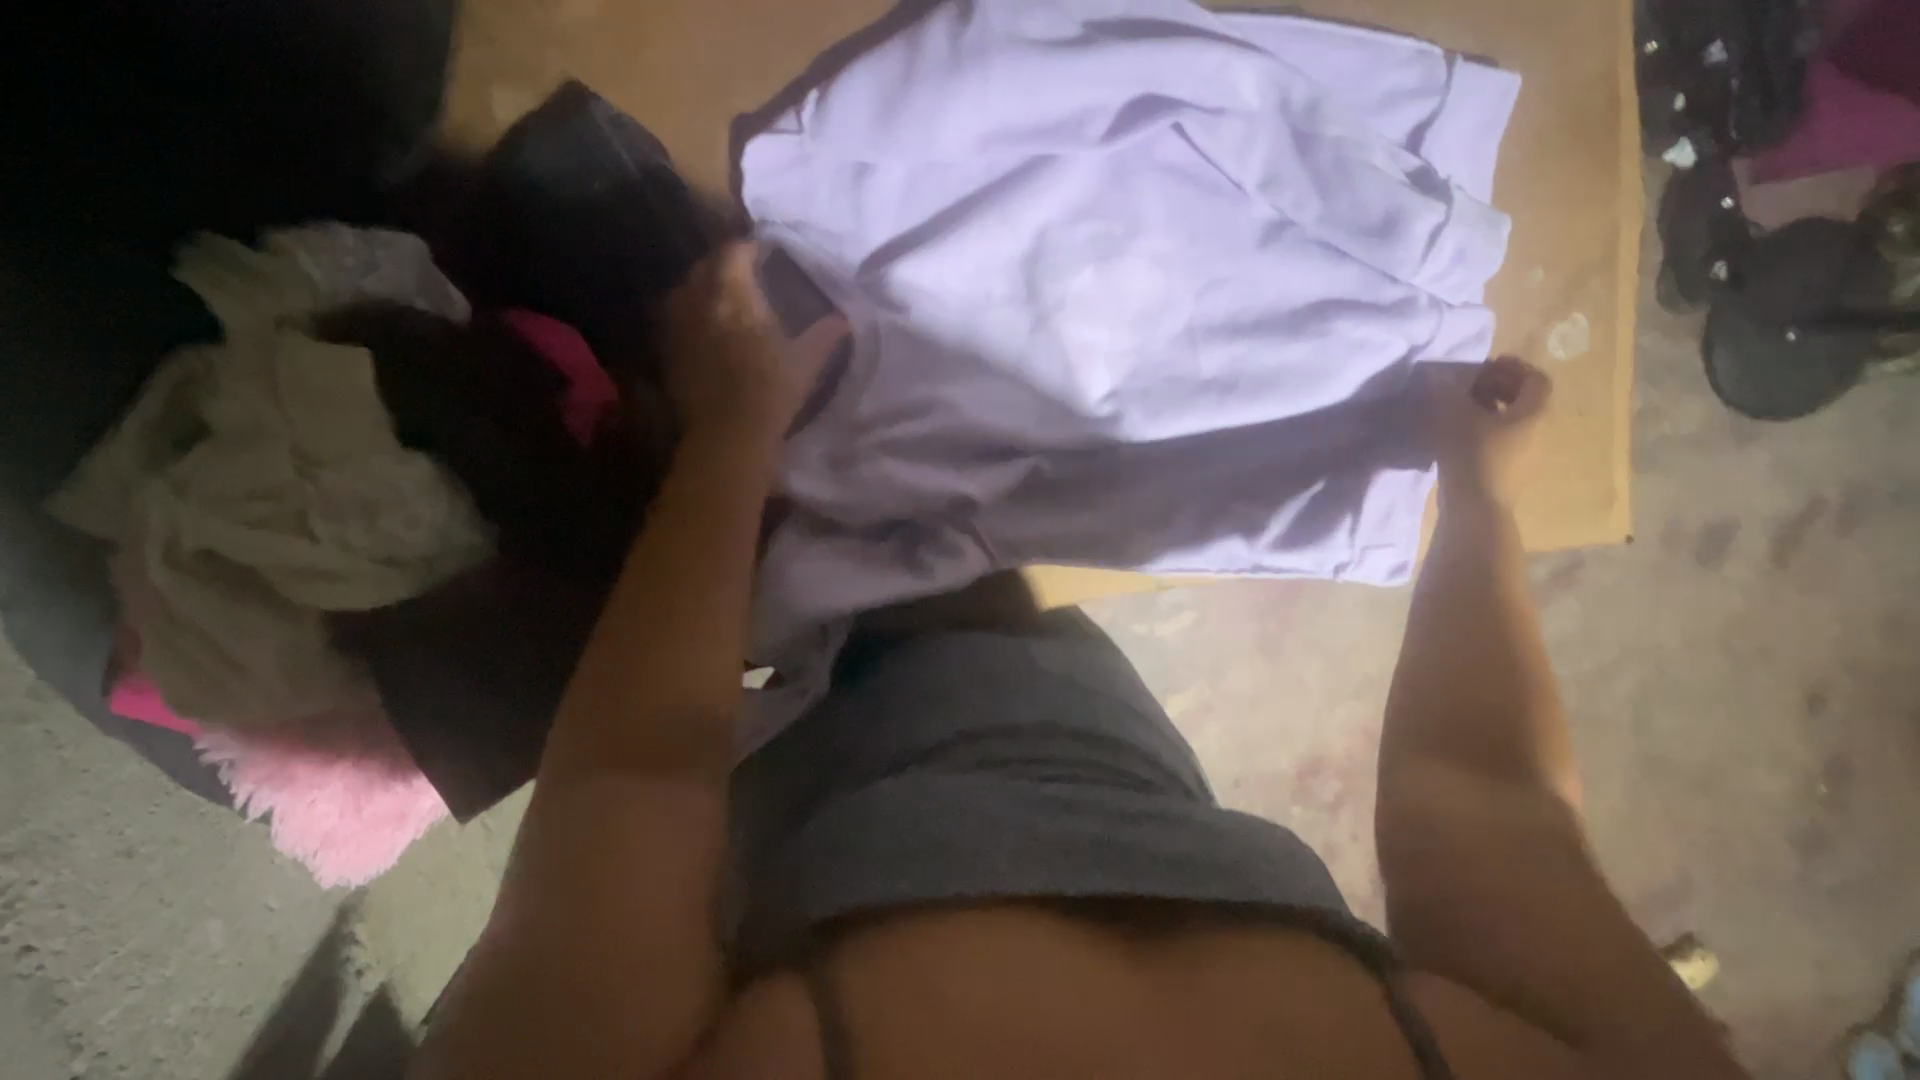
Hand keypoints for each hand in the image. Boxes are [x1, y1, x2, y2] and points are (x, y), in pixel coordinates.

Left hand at [659, 243, 849, 442]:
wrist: (728, 437)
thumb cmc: (771, 393)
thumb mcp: (806, 362)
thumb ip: (824, 334)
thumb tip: (844, 318)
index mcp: (735, 295)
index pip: (735, 251)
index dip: (750, 247)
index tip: (766, 252)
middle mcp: (699, 300)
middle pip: (705, 266)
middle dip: (724, 264)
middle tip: (745, 274)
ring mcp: (678, 326)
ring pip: (685, 290)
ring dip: (702, 287)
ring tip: (722, 299)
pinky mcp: (667, 351)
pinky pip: (673, 318)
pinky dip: (689, 315)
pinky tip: (704, 329)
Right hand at [1422, 356, 1550, 508]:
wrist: (1476, 508)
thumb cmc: (1472, 455)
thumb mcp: (1456, 416)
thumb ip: (1450, 392)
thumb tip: (1440, 376)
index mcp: (1534, 413)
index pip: (1536, 379)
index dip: (1514, 368)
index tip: (1488, 365)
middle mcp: (1539, 431)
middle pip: (1526, 400)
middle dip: (1501, 388)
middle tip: (1472, 385)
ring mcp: (1527, 454)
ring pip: (1514, 421)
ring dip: (1492, 410)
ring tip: (1463, 410)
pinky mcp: (1511, 472)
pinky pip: (1505, 440)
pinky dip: (1488, 430)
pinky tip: (1463, 436)